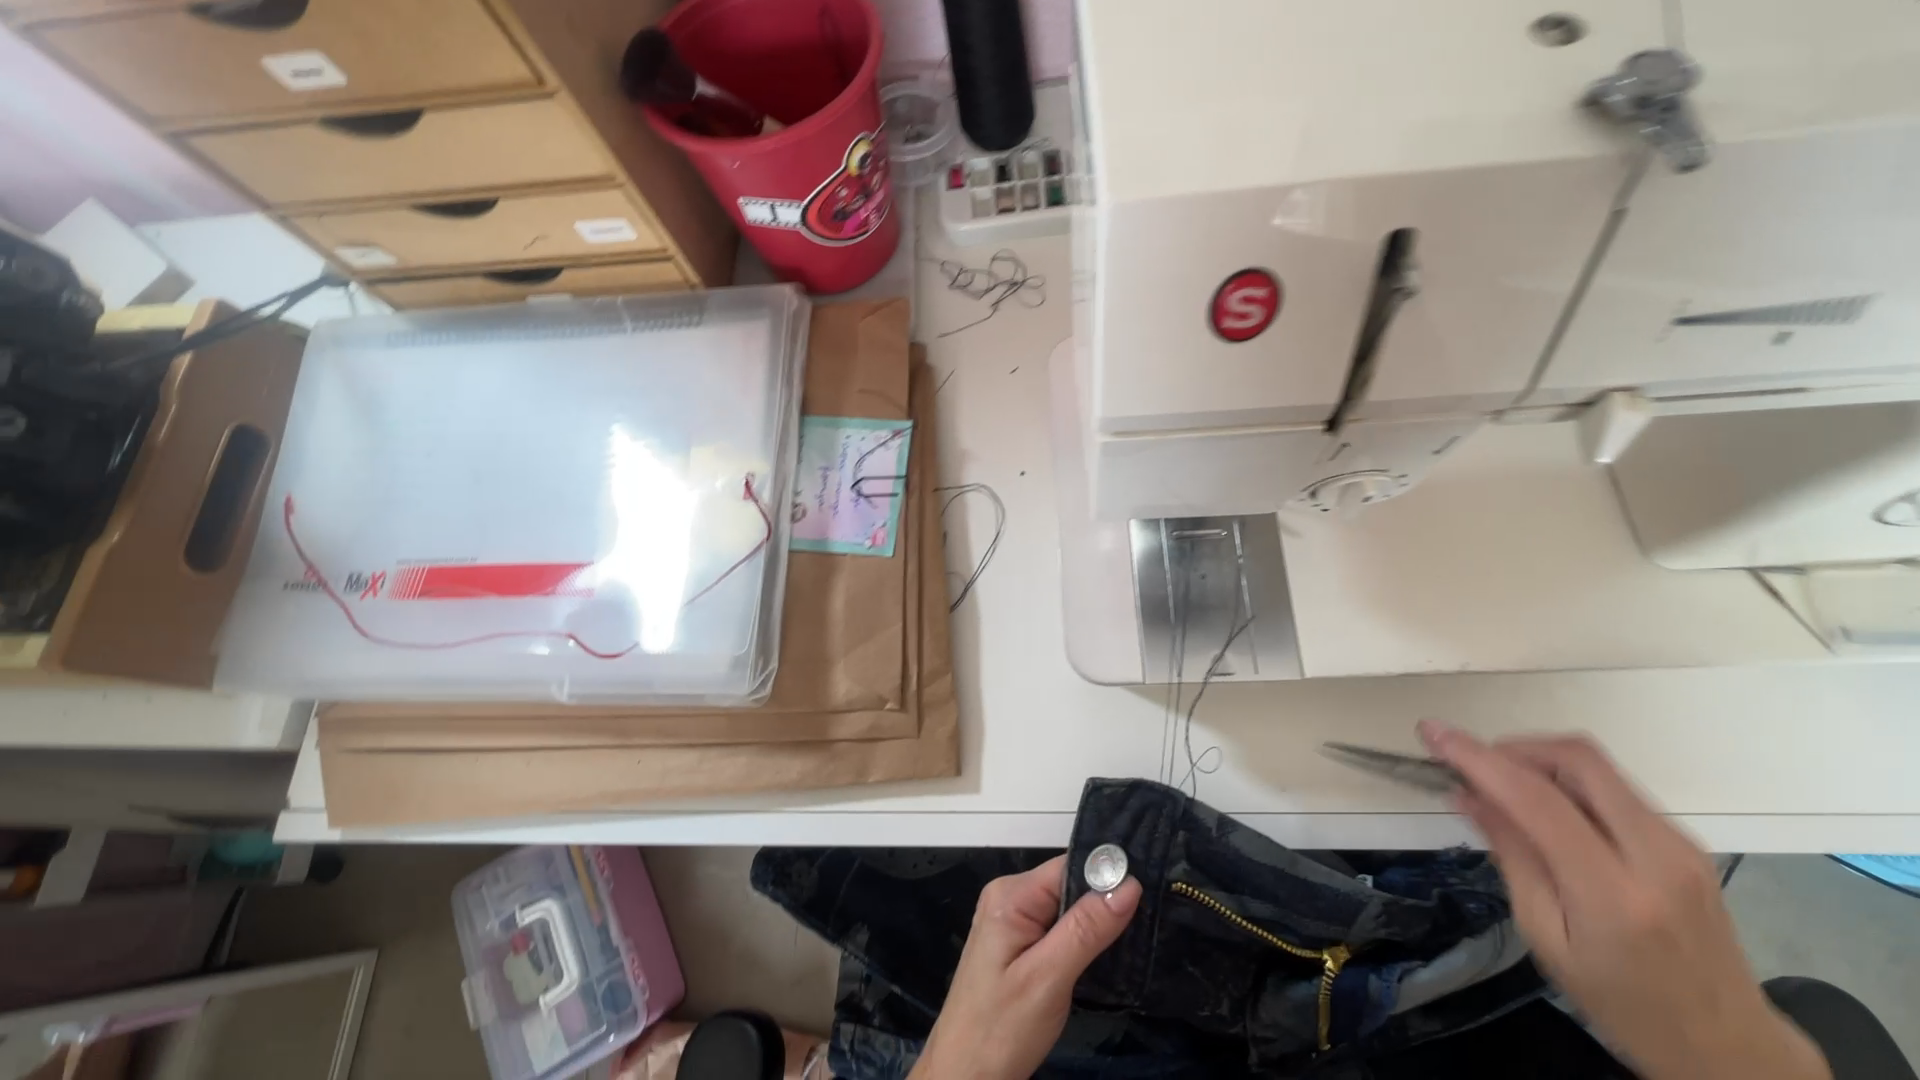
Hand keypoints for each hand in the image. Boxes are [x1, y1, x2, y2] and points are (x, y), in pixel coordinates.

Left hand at [908, 855, 1141, 1079]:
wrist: (964, 1077)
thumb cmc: (1000, 1029)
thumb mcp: (1048, 979)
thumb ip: (1087, 929)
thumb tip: (1128, 883)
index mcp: (1010, 896)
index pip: (1069, 866)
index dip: (1108, 877)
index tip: (1149, 895)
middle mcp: (1009, 898)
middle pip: (1070, 884)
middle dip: (1104, 904)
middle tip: (1146, 926)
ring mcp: (1012, 922)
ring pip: (1068, 908)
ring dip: (1095, 925)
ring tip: (1131, 943)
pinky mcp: (1018, 945)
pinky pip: (1058, 928)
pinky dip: (1081, 941)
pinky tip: (1102, 956)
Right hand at [1420, 720, 1830, 1079]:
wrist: (1726, 1043)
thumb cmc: (1620, 1003)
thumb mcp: (1546, 937)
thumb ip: (1512, 857)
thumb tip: (1469, 794)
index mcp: (1614, 894)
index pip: (1538, 800)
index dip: (1478, 759)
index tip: (1433, 734)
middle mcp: (1658, 854)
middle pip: (1578, 759)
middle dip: (1513, 747)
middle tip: (1469, 762)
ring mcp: (1680, 842)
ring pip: (1598, 767)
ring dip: (1538, 761)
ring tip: (1497, 785)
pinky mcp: (1686, 839)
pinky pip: (1614, 788)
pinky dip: (1565, 780)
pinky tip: (1540, 806)